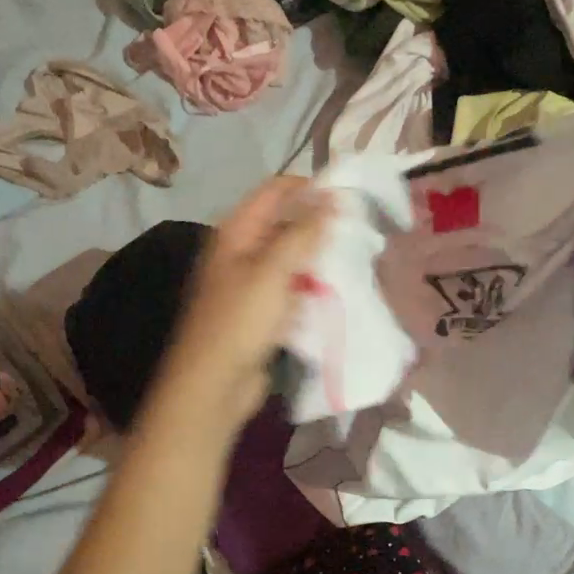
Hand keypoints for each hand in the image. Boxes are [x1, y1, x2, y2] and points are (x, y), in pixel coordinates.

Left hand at [150, 177, 330, 430]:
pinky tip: (336, 295)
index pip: (277, 190)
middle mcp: (242, 251)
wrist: (215, 384)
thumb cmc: (240, 323)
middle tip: (358, 235)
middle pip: (287, 224)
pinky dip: (312, 290)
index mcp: (237, 232)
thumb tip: (334, 198)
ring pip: (294, 260)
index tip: (350, 200)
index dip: (311, 189)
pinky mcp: (262, 313)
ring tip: (354, 263)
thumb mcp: (273, 271)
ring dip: (320, 261)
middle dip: (321, 228)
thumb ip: (304, 233)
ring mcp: (252, 283)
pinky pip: (293, 291)